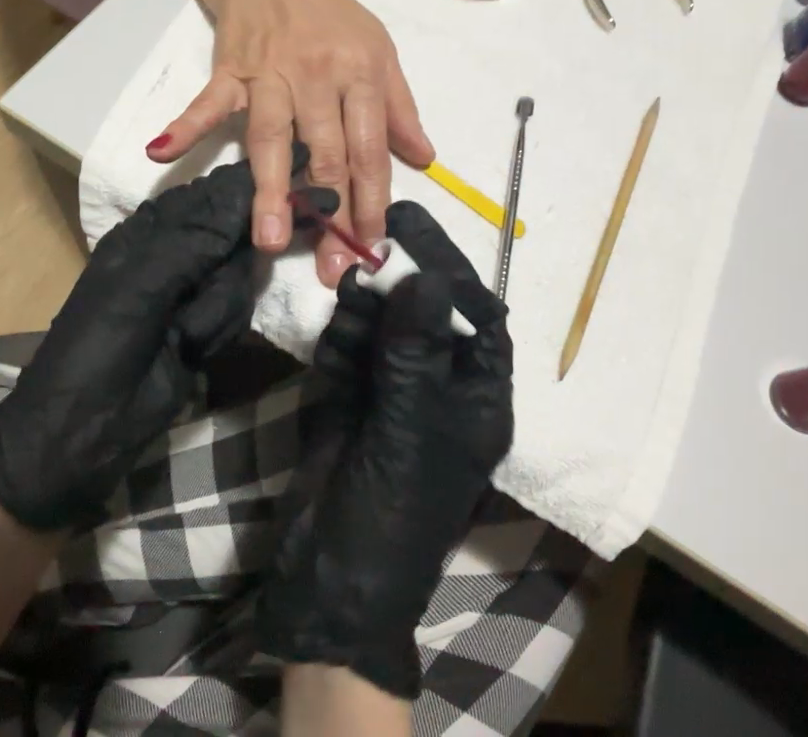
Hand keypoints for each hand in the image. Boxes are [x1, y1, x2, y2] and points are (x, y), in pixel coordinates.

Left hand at [0, 152, 328, 533]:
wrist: (82, 430)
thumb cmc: (98, 346)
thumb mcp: (141, 285)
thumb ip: (195, 239)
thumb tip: (245, 193)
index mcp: (147, 234)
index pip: (209, 197)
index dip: (251, 186)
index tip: (303, 168)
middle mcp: (174, 256)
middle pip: (234, 237)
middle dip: (238, 260)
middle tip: (235, 281)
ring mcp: (192, 296)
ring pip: (240, 279)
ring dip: (219, 306)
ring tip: (185, 334)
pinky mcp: (205, 331)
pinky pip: (235, 313)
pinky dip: (218, 328)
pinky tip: (191, 348)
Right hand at [149, 0, 435, 287]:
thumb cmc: (330, 16)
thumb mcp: (379, 51)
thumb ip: (399, 108)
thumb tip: (424, 160)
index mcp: (361, 73)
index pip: (370, 148)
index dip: (372, 200)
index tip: (370, 247)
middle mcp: (318, 76)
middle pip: (326, 153)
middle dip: (330, 213)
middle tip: (329, 267)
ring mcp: (270, 74)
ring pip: (272, 137)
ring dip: (271, 188)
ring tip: (271, 239)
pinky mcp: (229, 70)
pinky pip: (209, 102)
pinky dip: (186, 124)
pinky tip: (161, 153)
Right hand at [258, 202, 513, 698]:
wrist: (330, 578)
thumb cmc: (393, 508)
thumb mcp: (410, 426)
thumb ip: (415, 350)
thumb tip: (428, 276)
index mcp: (476, 398)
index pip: (477, 318)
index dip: (450, 271)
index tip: (413, 228)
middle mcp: (436, 388)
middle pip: (424, 317)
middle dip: (398, 282)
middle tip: (366, 235)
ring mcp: (388, 394)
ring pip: (381, 329)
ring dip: (364, 305)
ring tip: (347, 279)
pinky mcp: (345, 401)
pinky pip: (347, 352)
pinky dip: (340, 334)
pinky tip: (333, 321)